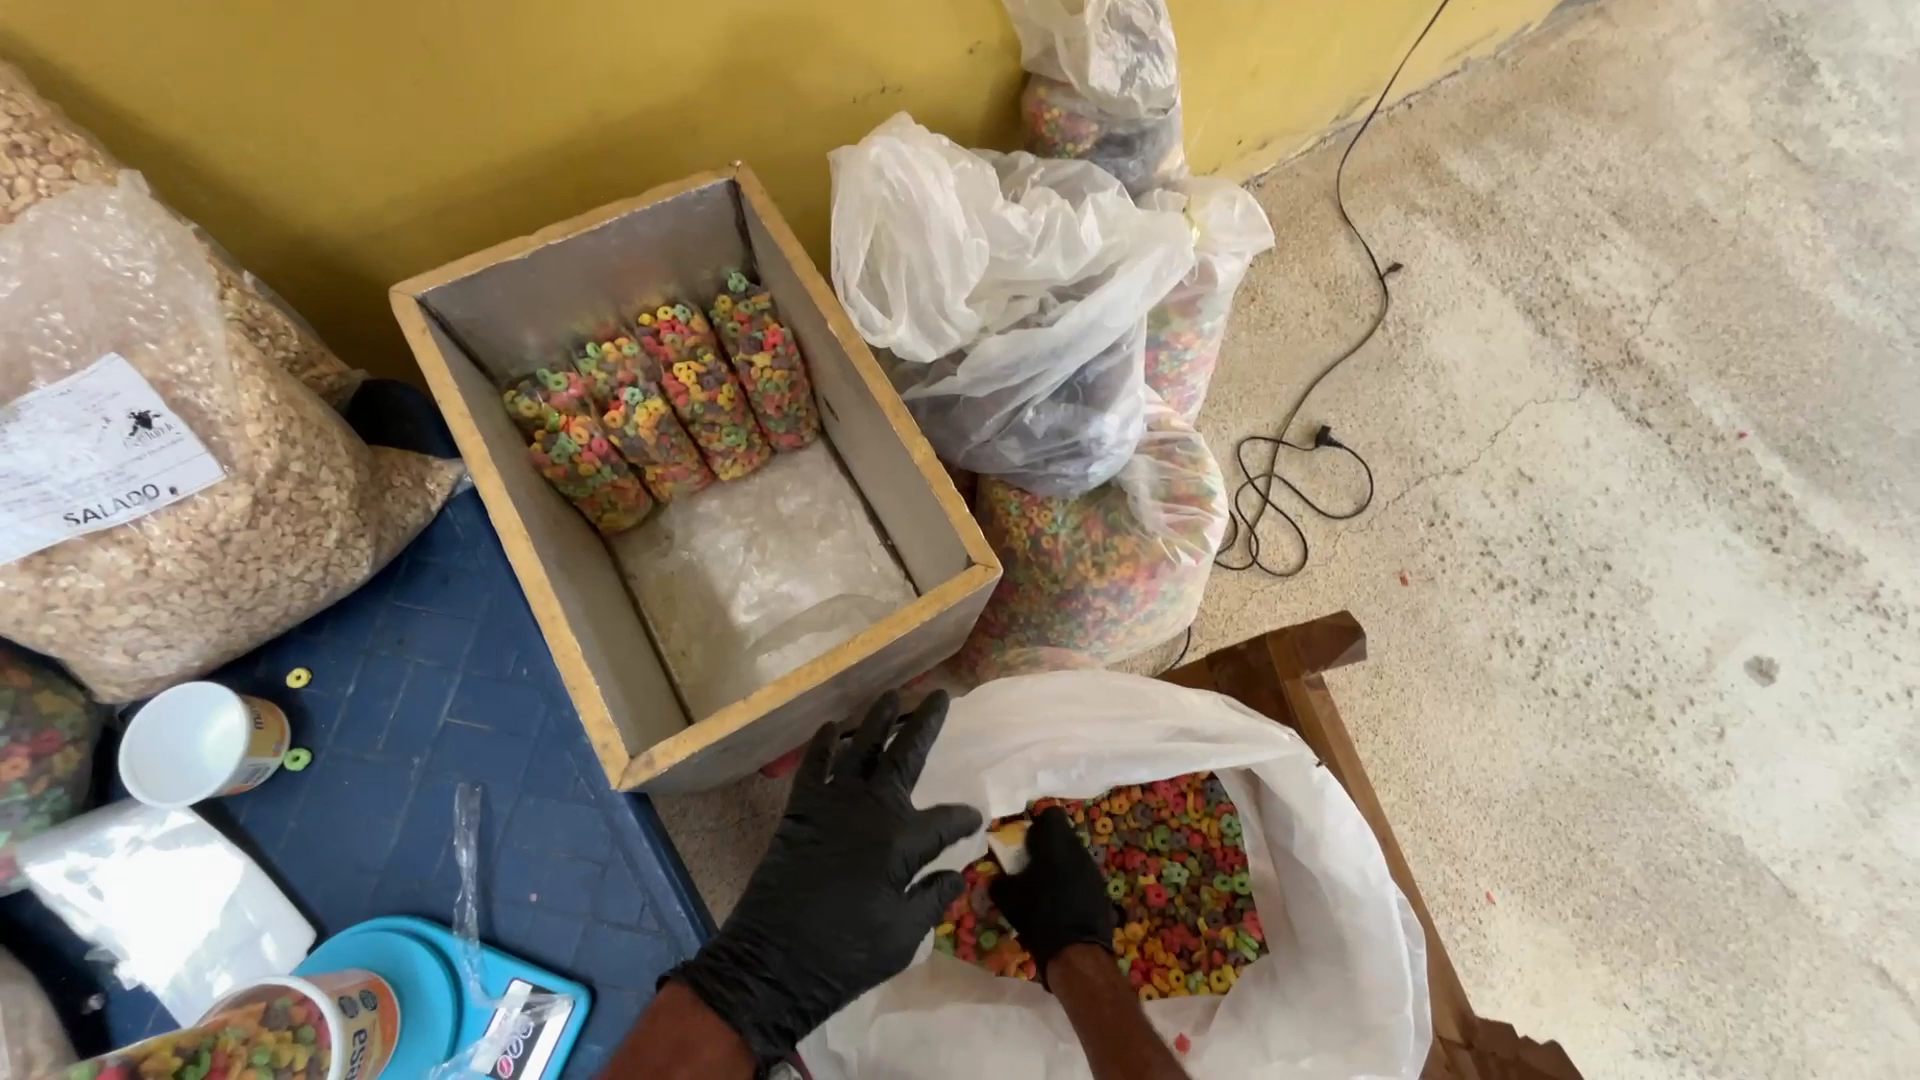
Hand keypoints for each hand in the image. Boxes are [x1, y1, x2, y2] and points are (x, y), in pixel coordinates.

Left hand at [669, 691, 981, 1064]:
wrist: (773, 963)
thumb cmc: (845, 957)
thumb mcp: (904, 937)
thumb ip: (933, 898)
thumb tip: (956, 874)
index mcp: (902, 841)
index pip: (946, 820)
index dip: (963, 819)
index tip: (974, 820)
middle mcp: (871, 809)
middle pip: (906, 756)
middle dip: (925, 724)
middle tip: (940, 696)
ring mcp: (833, 804)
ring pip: (862, 748)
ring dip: (878, 719)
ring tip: (892, 694)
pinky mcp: (800, 810)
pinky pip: (814, 766)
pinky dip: (823, 744)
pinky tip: (832, 726)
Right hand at [990, 806, 1115, 983]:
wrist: (1077, 953)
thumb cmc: (1039, 916)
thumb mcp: (1009, 899)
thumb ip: (999, 882)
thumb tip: (994, 879)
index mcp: (1055, 843)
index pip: (1051, 814)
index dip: (1037, 824)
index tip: (1026, 841)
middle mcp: (1077, 850)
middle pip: (1063, 835)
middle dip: (1048, 845)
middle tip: (1031, 864)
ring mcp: (1093, 870)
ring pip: (1074, 855)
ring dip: (1060, 864)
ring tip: (1046, 885)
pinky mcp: (1101, 890)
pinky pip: (1083, 875)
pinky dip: (1072, 882)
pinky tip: (1062, 902)